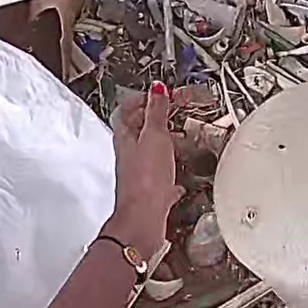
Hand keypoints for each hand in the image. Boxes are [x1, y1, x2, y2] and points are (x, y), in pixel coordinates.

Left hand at [103, 83, 182, 258]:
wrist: (144, 219)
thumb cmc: (145, 180)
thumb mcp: (155, 137)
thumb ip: (157, 112)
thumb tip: (157, 88)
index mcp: (126, 136)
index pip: (128, 109)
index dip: (143, 99)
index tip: (160, 94)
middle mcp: (129, 154)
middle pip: (139, 130)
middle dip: (157, 120)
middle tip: (173, 113)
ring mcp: (139, 173)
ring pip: (151, 152)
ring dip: (166, 144)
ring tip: (182, 139)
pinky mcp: (150, 190)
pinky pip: (160, 176)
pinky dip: (171, 171)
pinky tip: (180, 176)